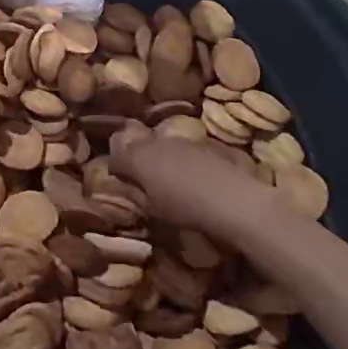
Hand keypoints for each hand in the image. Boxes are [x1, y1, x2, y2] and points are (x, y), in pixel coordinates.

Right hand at [108, 136, 280, 240]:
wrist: (232, 198)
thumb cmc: (185, 208)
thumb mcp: (153, 209)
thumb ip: (136, 193)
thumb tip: (128, 185)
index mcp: (138, 157)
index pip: (115, 152)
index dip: (116, 166)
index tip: (122, 179)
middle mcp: (156, 141)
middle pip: (139, 143)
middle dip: (138, 157)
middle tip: (144, 179)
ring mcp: (182, 139)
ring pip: (162, 144)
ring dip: (161, 157)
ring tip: (171, 179)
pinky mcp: (203, 142)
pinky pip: (184, 148)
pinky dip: (182, 159)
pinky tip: (193, 177)